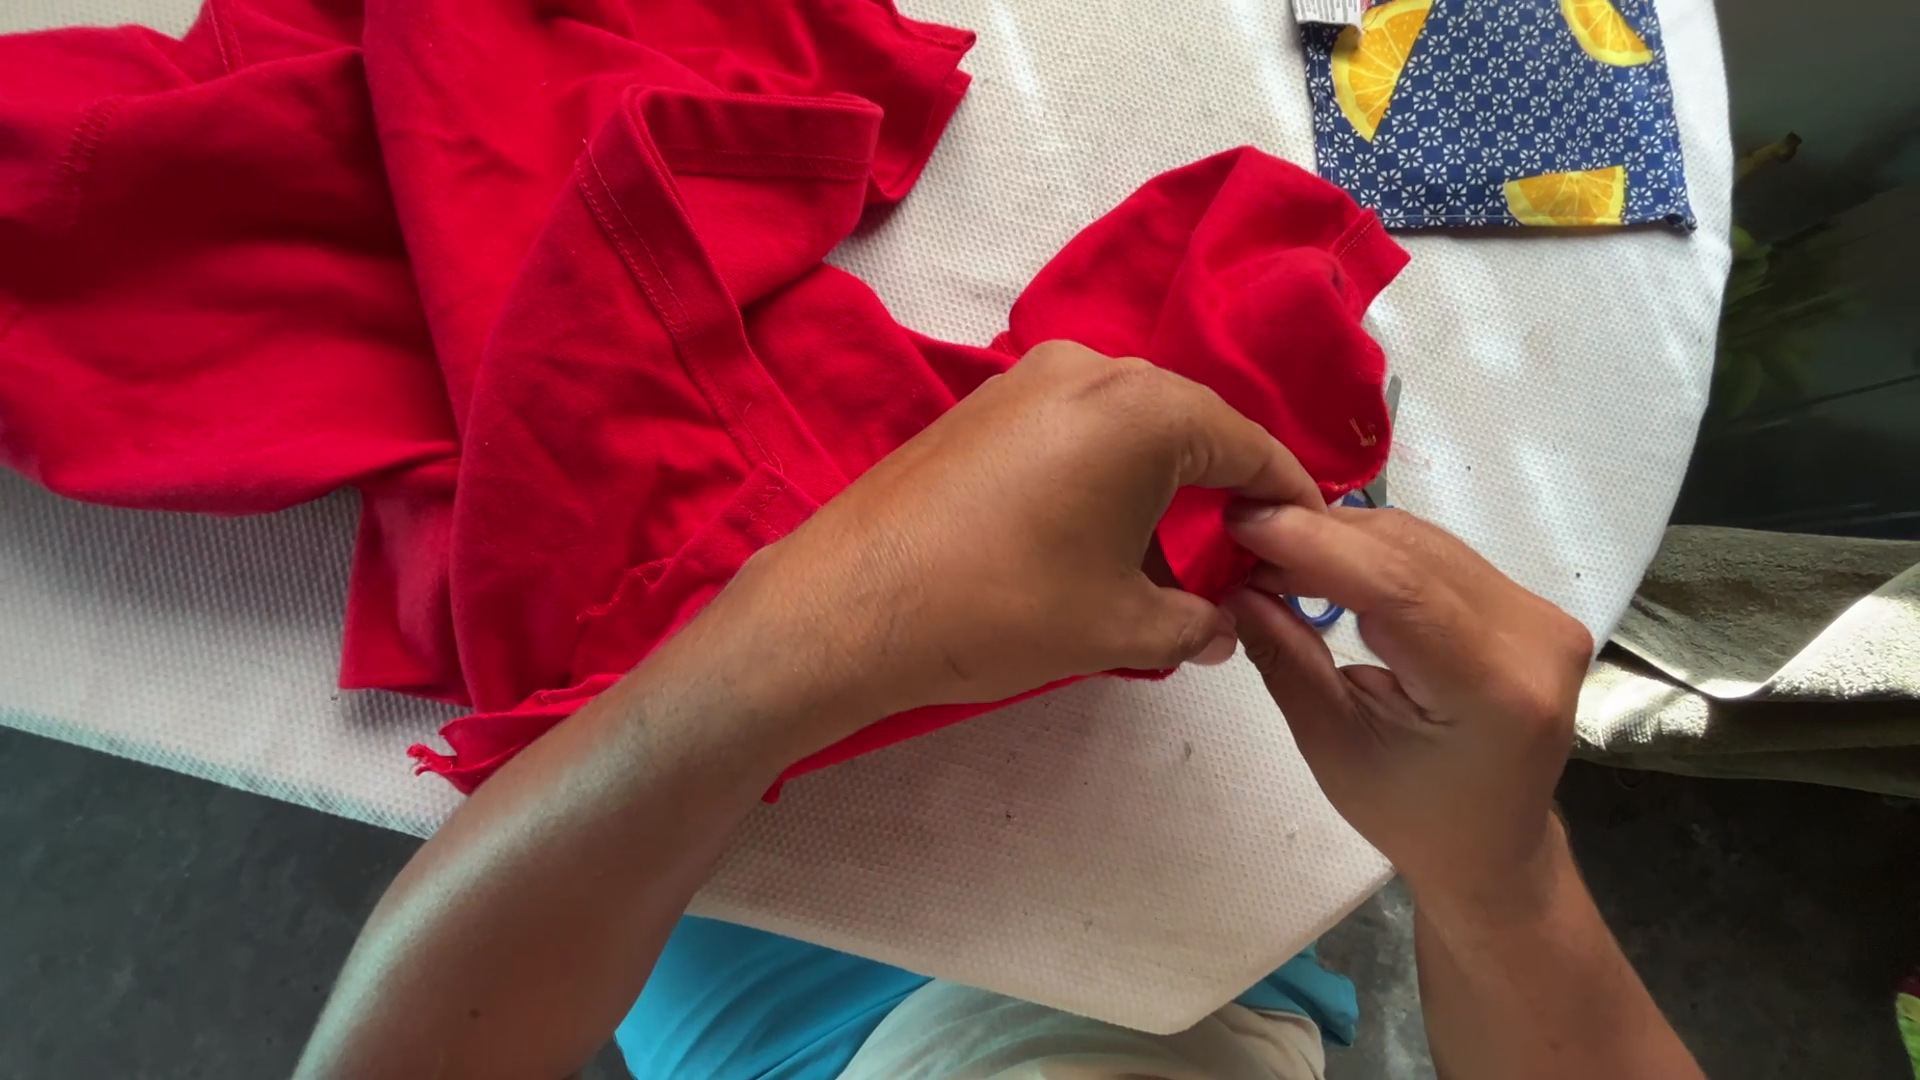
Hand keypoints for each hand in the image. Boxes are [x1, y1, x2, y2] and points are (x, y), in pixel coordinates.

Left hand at [684, 340, 1323, 761]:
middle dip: (1215, 495)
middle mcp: (1090, 367)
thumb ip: (1194, 624)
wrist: (852, 602)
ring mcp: (1025, 377)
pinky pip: (1070, 431)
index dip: (1285, 499)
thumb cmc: (1002, 607)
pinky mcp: (981, 403)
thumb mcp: (1118, 627)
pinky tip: (1084, 535)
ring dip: (1151, 490)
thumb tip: (1223, 627)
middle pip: (1186, 429)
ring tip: (1150, 566)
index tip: (1302, 543)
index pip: (1248, 446)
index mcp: (1144, 407)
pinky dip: (1098, 476)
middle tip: (1226, 562)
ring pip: (1124, 430)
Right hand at [1222, 505, 1592, 913]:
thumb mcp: (1328, 743)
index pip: (1397, 586)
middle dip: (1312, 533)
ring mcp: (1537, 613)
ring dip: (1334, 534)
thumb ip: (1283, 657)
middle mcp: (1534, 636)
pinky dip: (1362, 547)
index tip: (1238, 522)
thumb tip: (1230, 586)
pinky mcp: (1522, 602)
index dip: (1312, 542)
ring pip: (1416, 539)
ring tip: (1264, 548)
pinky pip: (1429, 552)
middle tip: (1235, 537)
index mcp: (1494, 689)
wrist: (1491, 845)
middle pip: (1406, 551)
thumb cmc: (1407, 813)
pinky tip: (1314, 556)